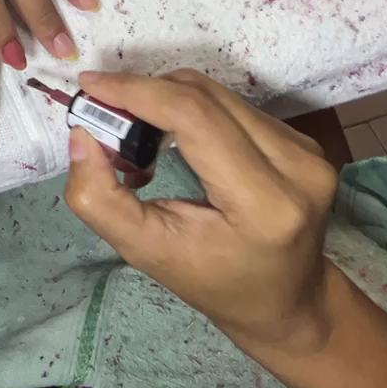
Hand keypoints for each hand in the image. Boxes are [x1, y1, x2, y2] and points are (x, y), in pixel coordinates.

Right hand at [61, 69, 340, 355]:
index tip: (88, 85)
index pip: (193, 116)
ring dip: (161, 97)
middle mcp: (296, 167)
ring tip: (137, 131)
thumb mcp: (143, 250)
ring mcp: (305, 151)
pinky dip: (185, 106)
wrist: (288, 302)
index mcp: (264, 202)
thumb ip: (98, 198)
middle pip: (200, 95)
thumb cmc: (212, 280)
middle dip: (140, 92)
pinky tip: (172, 136)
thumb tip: (81, 134)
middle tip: (102, 112)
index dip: (136, 91)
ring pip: (211, 91)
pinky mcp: (300, 140)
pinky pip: (226, 101)